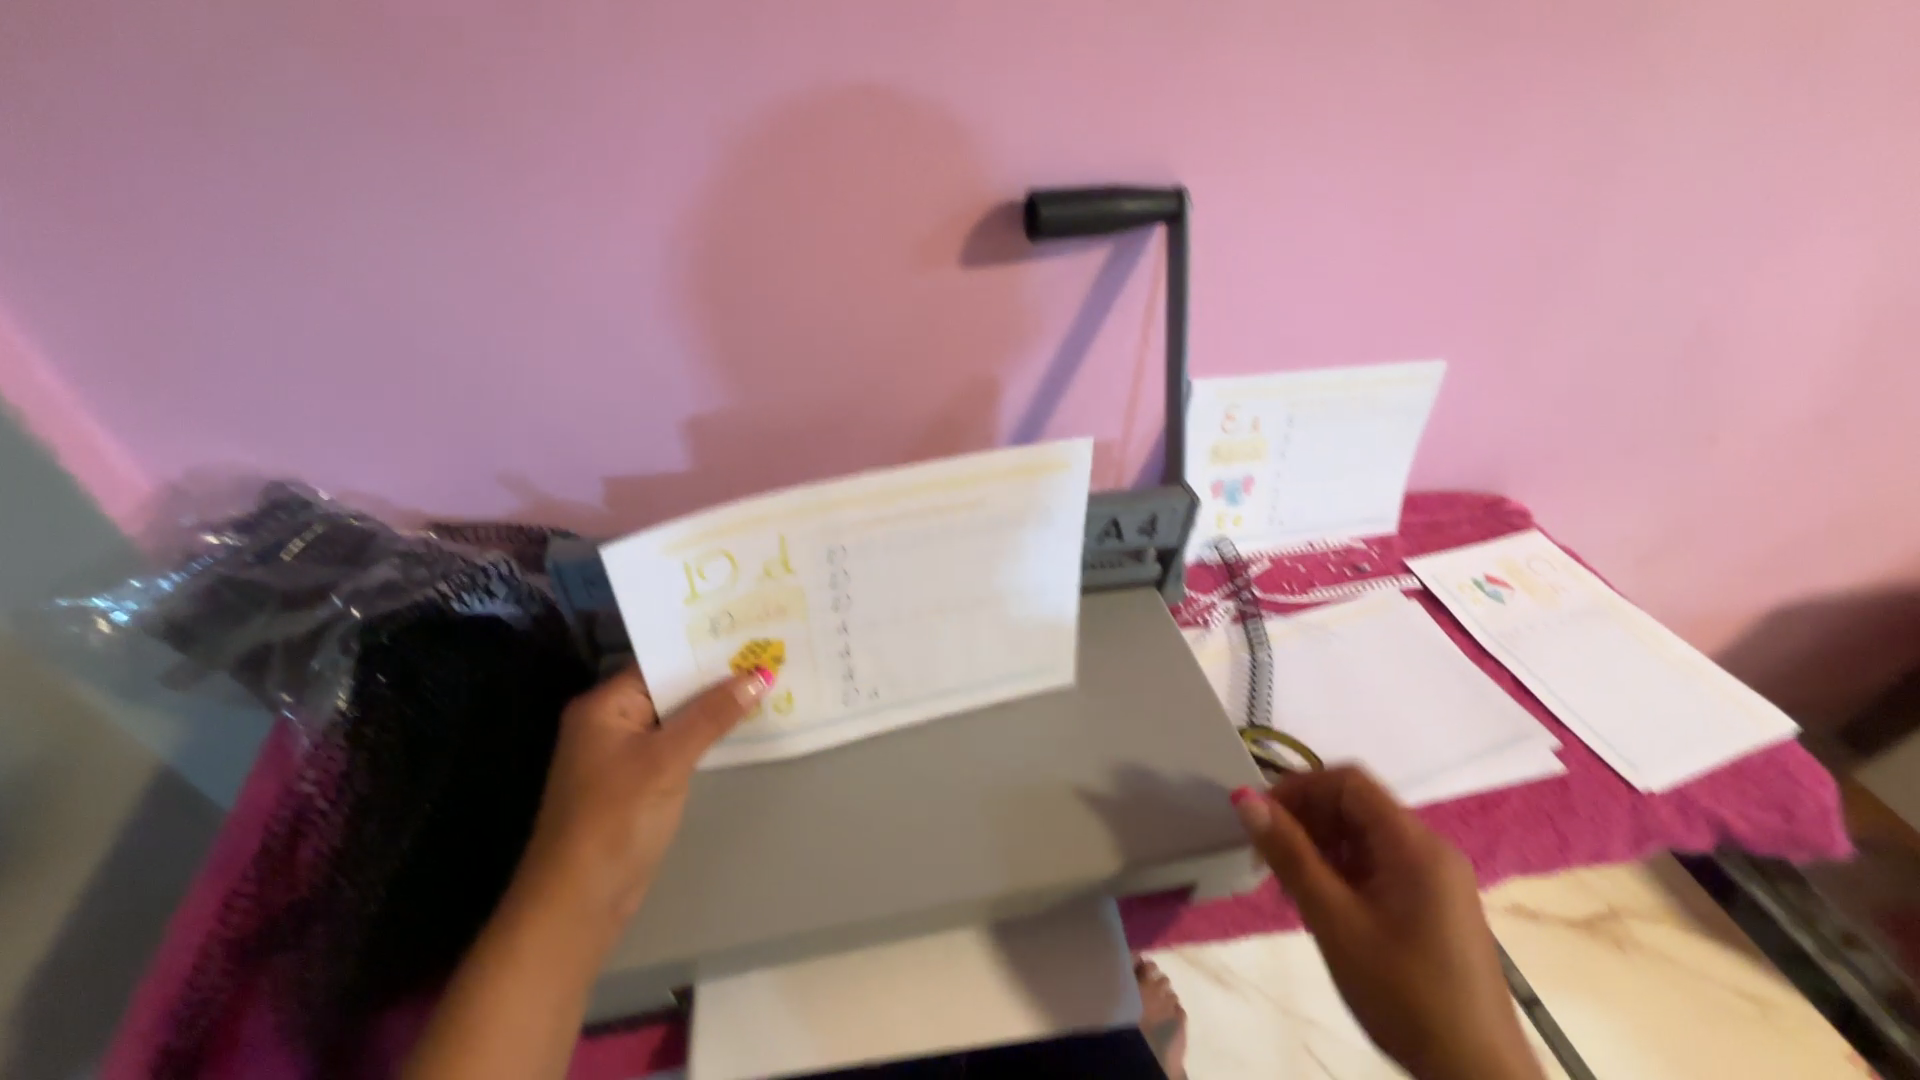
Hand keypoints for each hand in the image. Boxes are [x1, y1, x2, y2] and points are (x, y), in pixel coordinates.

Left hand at [403, 669, 767, 1079]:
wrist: (578, 902)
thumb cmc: (616, 820)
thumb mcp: (667, 761)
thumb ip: (713, 715)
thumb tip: (759, 673)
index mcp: (603, 705)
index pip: (660, 662)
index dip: (705, 649)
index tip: (752, 633)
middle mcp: (609, 722)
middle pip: (670, 688)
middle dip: (716, 677)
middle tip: (770, 655)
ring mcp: (622, 753)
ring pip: (676, 718)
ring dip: (714, 707)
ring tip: (767, 683)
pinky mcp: (636, 781)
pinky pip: (676, 744)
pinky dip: (705, 735)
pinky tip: (740, 726)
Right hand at [1231, 768, 1542, 1079]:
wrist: (1476, 1074)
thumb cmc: (1402, 992)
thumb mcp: (1334, 921)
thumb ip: (1290, 855)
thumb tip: (1245, 797)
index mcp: (1414, 844)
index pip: (1348, 782)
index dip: (1299, 789)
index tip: (1259, 820)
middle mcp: (1430, 849)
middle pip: (1356, 807)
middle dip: (1306, 821)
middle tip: (1267, 860)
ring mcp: (1436, 879)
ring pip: (1365, 837)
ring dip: (1320, 849)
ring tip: (1288, 888)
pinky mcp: (1434, 906)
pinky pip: (1380, 866)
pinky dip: (1343, 872)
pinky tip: (1321, 906)